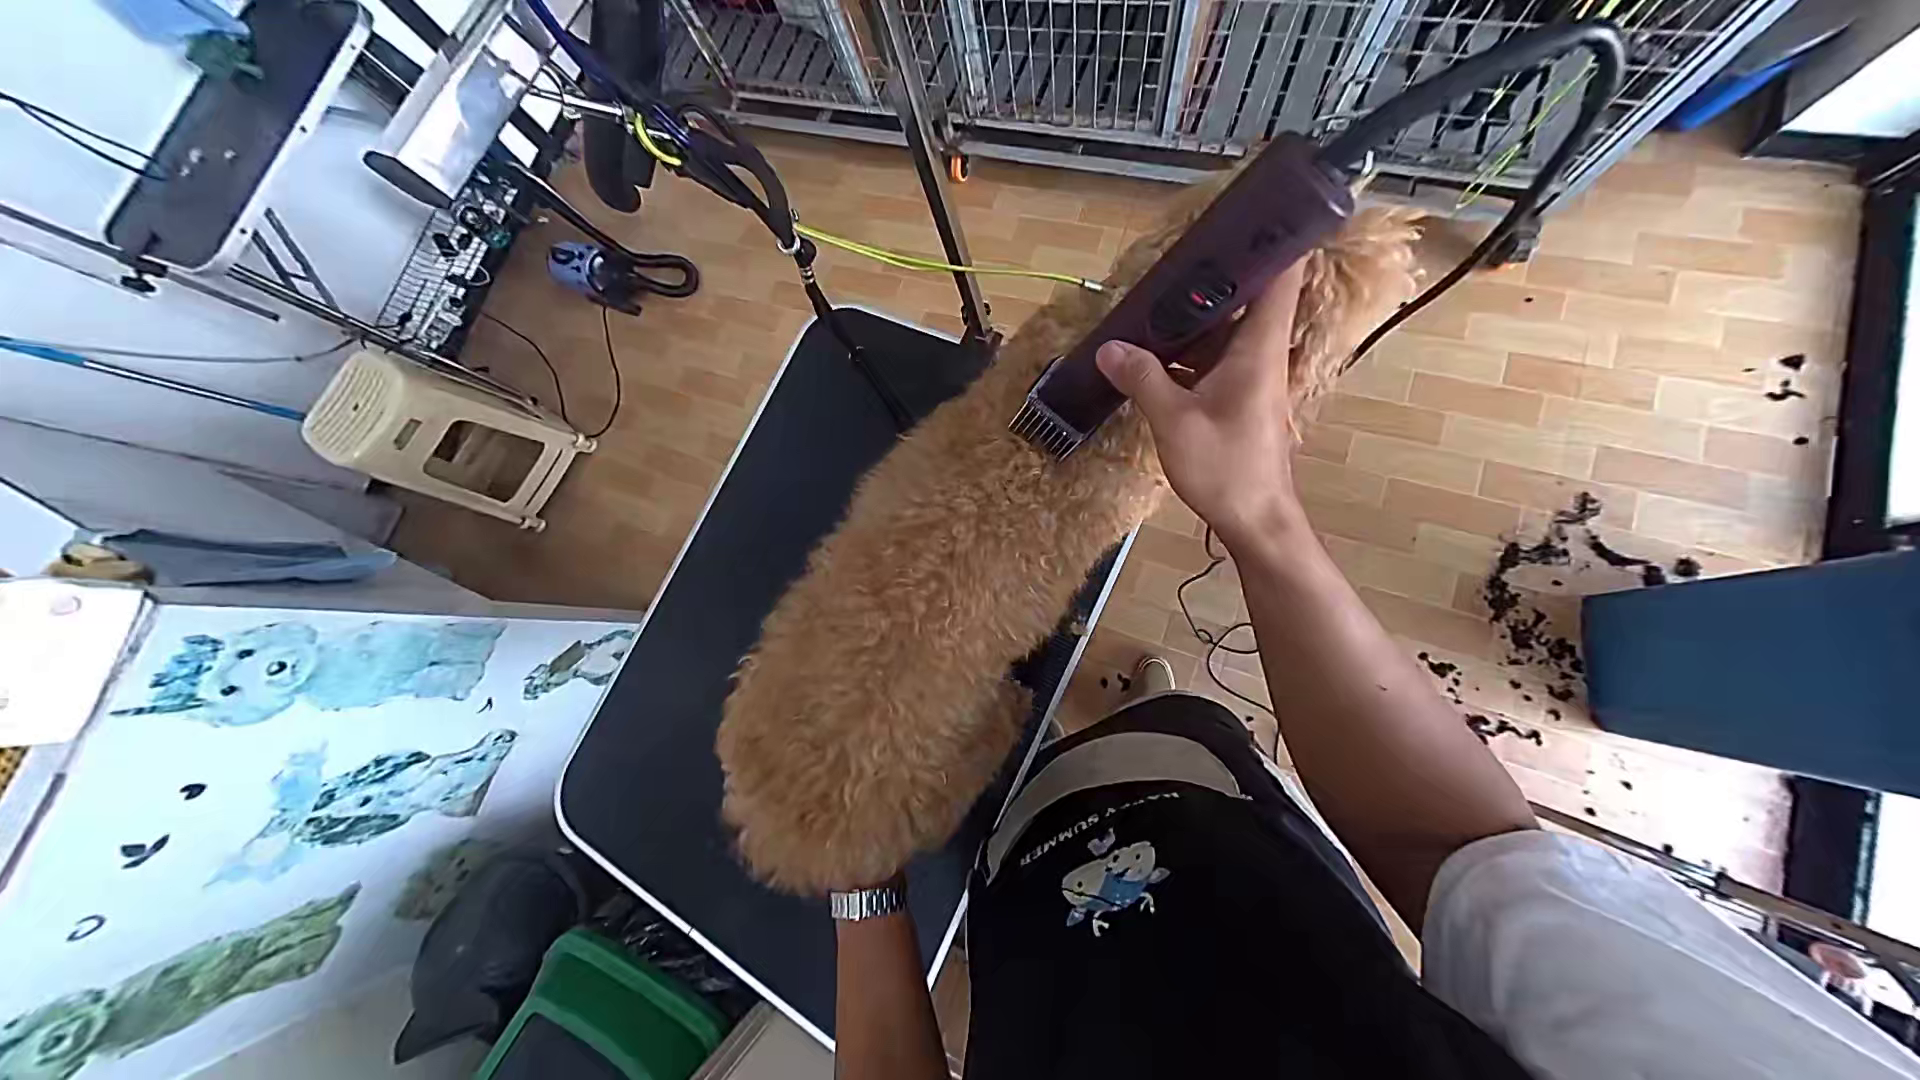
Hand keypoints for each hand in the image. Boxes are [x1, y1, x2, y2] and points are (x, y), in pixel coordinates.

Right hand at [1095, 263, 1308, 548]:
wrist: (1253, 518)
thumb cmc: (1225, 467)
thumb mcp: (1174, 420)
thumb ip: (1142, 378)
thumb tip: (1108, 348)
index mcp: (1259, 347)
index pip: (1283, 275)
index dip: (1273, 239)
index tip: (1245, 216)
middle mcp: (1262, 354)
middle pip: (1247, 299)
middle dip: (1210, 280)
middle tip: (1168, 264)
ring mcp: (1252, 378)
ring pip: (1226, 333)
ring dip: (1193, 321)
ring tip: (1151, 306)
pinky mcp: (1239, 399)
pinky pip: (1215, 362)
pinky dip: (1189, 354)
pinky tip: (1153, 355)